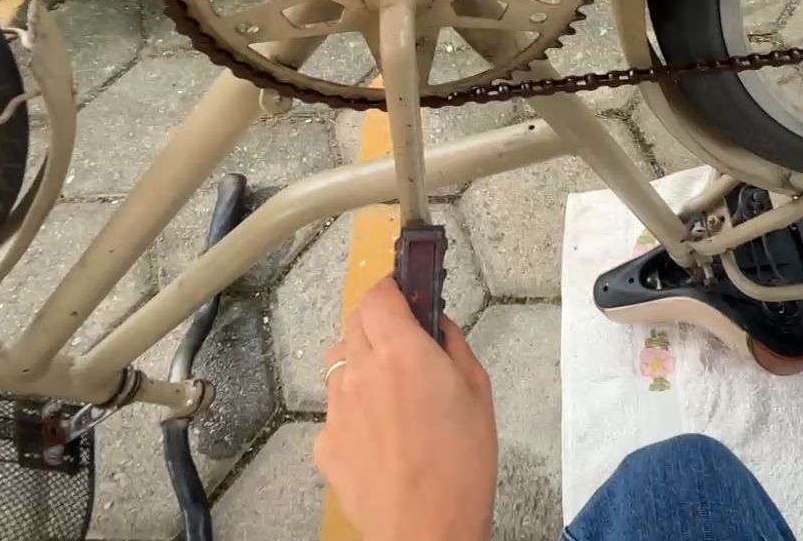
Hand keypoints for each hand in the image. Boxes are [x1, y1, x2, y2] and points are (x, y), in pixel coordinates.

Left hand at [313, 278, 496, 540]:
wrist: (428, 531)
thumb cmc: (463, 460)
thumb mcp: (477, 387)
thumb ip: (452, 343)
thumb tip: (436, 323)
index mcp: (402, 352)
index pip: (378, 294)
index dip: (392, 285)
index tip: (406, 288)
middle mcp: (361, 373)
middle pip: (355, 319)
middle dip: (379, 317)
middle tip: (406, 334)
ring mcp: (337, 410)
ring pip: (340, 359)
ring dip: (362, 355)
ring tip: (392, 383)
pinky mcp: (325, 445)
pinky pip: (335, 405)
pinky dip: (353, 403)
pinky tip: (380, 429)